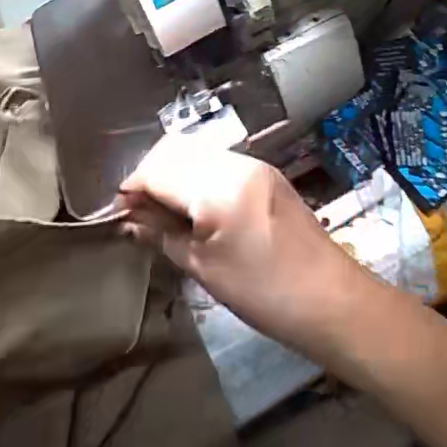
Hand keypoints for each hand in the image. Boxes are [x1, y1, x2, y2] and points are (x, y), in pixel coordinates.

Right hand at [116, 140, 373, 354]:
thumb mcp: (204, 268)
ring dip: (174, 172)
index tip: (118, 212)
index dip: (132, 187)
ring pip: (197, 152)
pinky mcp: (265, 172)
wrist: (329, 296)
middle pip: (176, 150)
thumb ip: (163, 235)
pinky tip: (193, 206)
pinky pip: (218, 162)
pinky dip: (197, 175)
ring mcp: (254, 164)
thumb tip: (130, 218)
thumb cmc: (263, 292)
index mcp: (219, 186)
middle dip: (151, 173)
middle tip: (139, 211)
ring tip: (164, 211)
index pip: (159, 169)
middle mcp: (236, 163)